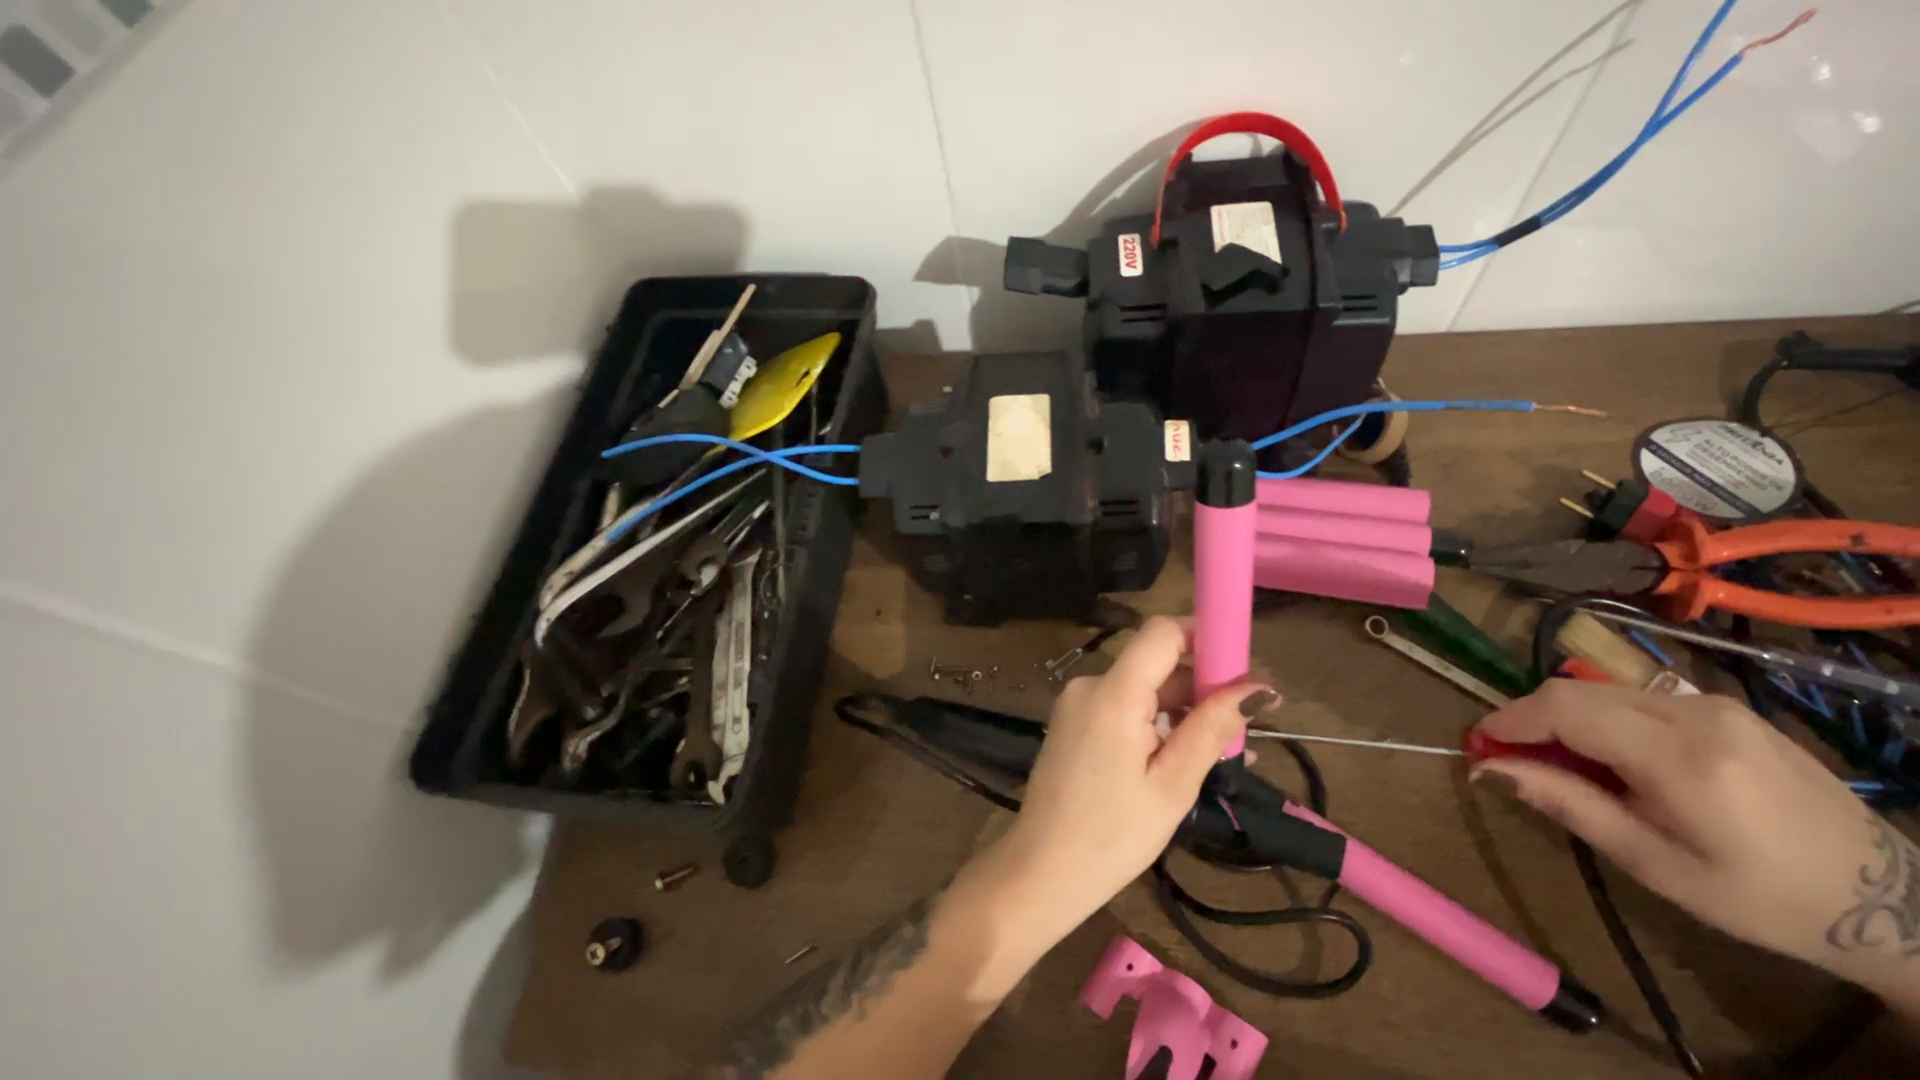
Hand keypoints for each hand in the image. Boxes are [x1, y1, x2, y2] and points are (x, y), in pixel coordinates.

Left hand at [979, 616, 1270, 948]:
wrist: (1042, 872)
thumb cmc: (1112, 835)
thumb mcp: (1173, 784)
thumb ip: (1211, 727)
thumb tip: (1259, 688)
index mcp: (1113, 693)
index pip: (1162, 632)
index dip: (1205, 637)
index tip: (1244, 667)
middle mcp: (1090, 686)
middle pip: (1155, 662)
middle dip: (1202, 685)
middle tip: (1246, 724)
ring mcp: (1076, 705)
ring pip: (1141, 688)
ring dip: (1183, 710)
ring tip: (1228, 749)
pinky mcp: (1072, 725)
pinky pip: (1122, 708)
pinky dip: (1155, 724)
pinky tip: (1187, 756)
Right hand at [1472, 680, 1909, 990]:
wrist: (1884, 899)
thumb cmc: (1760, 897)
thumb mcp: (1654, 863)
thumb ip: (1569, 804)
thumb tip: (1489, 768)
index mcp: (1679, 755)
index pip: (1563, 708)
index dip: (1508, 719)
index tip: (1475, 745)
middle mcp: (1696, 712)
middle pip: (1577, 689)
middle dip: (1528, 716)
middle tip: (1504, 758)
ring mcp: (1717, 705)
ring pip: (1604, 689)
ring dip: (1564, 716)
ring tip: (1555, 764)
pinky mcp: (1728, 709)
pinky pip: (1639, 698)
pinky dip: (1602, 718)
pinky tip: (1607, 758)